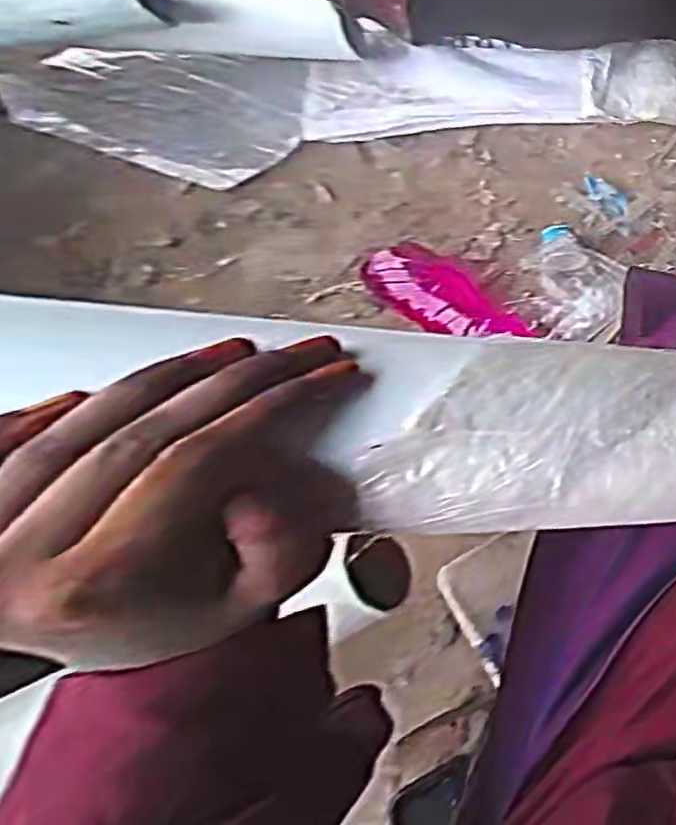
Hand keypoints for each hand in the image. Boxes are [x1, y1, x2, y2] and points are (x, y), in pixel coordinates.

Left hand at [0, 338, 358, 669]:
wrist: (133, 645)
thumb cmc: (203, 613)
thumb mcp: (269, 589)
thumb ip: (281, 545)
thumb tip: (257, 491)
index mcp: (93, 583)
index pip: (192, 460)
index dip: (266, 405)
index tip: (319, 377)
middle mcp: (9, 565)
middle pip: (136, 435)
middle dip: (231, 381)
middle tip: (292, 355)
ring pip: (73, 430)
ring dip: (160, 379)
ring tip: (226, 354)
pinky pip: (2, 445)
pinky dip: (54, 409)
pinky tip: (106, 389)